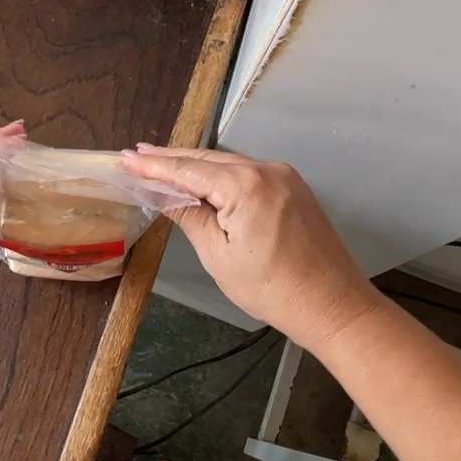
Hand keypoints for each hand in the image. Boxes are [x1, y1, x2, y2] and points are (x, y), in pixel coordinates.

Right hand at [121, 145, 383, 351]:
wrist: (334, 305)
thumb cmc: (272, 289)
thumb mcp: (218, 256)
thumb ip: (189, 217)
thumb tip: (164, 194)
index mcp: (245, 185)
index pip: (188, 170)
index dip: (155, 165)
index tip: (126, 157)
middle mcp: (266, 169)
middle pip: (208, 159)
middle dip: (172, 159)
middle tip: (137, 154)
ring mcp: (284, 175)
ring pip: (228, 164)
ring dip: (196, 166)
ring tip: (161, 164)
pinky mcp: (293, 186)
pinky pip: (247, 173)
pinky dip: (221, 175)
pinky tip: (201, 179)